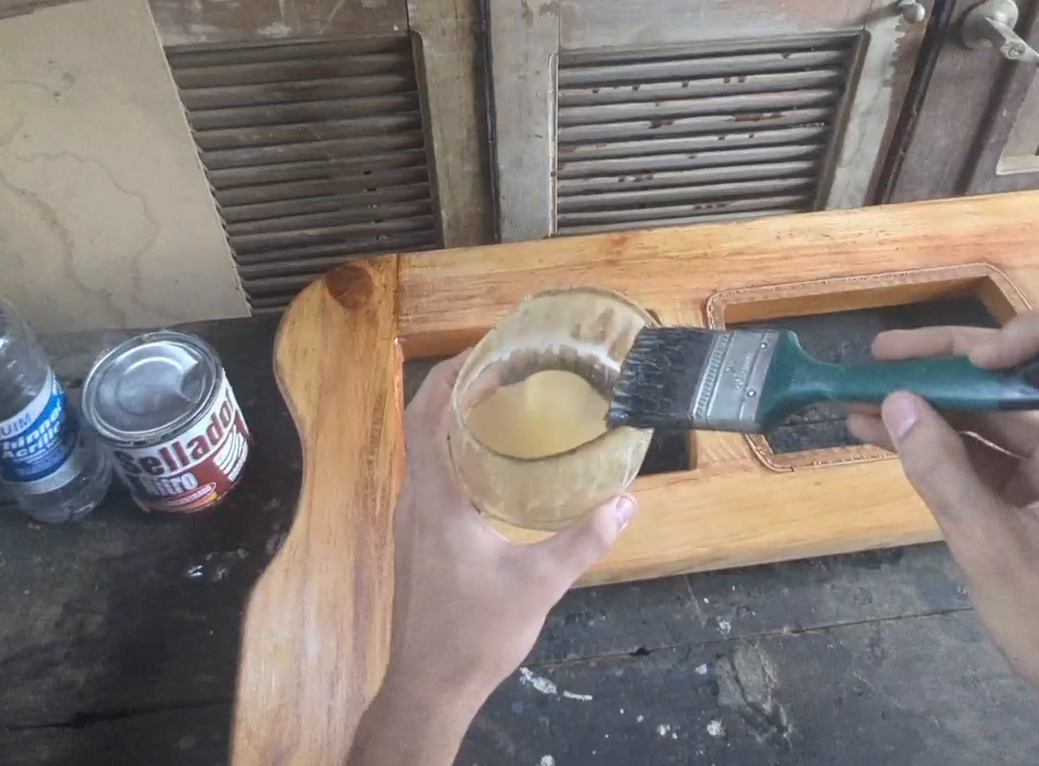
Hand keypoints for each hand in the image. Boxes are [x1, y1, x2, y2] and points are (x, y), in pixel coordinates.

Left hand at [347, 354, 636, 765]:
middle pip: (420, 423)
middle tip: (499, 368)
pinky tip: (488, 459)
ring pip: (422, 448)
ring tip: (497, 401)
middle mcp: (415, 498)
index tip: (481, 351)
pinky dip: (451, 447)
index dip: (447, 376)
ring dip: (450, 417)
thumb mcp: (538, 585)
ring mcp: (411, 517)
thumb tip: (626, 502)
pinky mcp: (416, 535)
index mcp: (436, 497)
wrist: (428, 688)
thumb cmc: (475, 633)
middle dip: (452, 387)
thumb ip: (583, 541)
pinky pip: (429, 472)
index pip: (425, 416)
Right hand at [848, 312, 1038, 765]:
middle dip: (952, 361)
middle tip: (883, 355)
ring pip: (998, 407)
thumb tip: (893, 402)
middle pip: (1030, 371)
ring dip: (933, 401)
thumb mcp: (995, 552)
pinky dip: (939, 440)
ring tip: (860, 393)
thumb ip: (942, 471)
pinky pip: (987, 448)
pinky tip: (881, 432)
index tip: (978, 361)